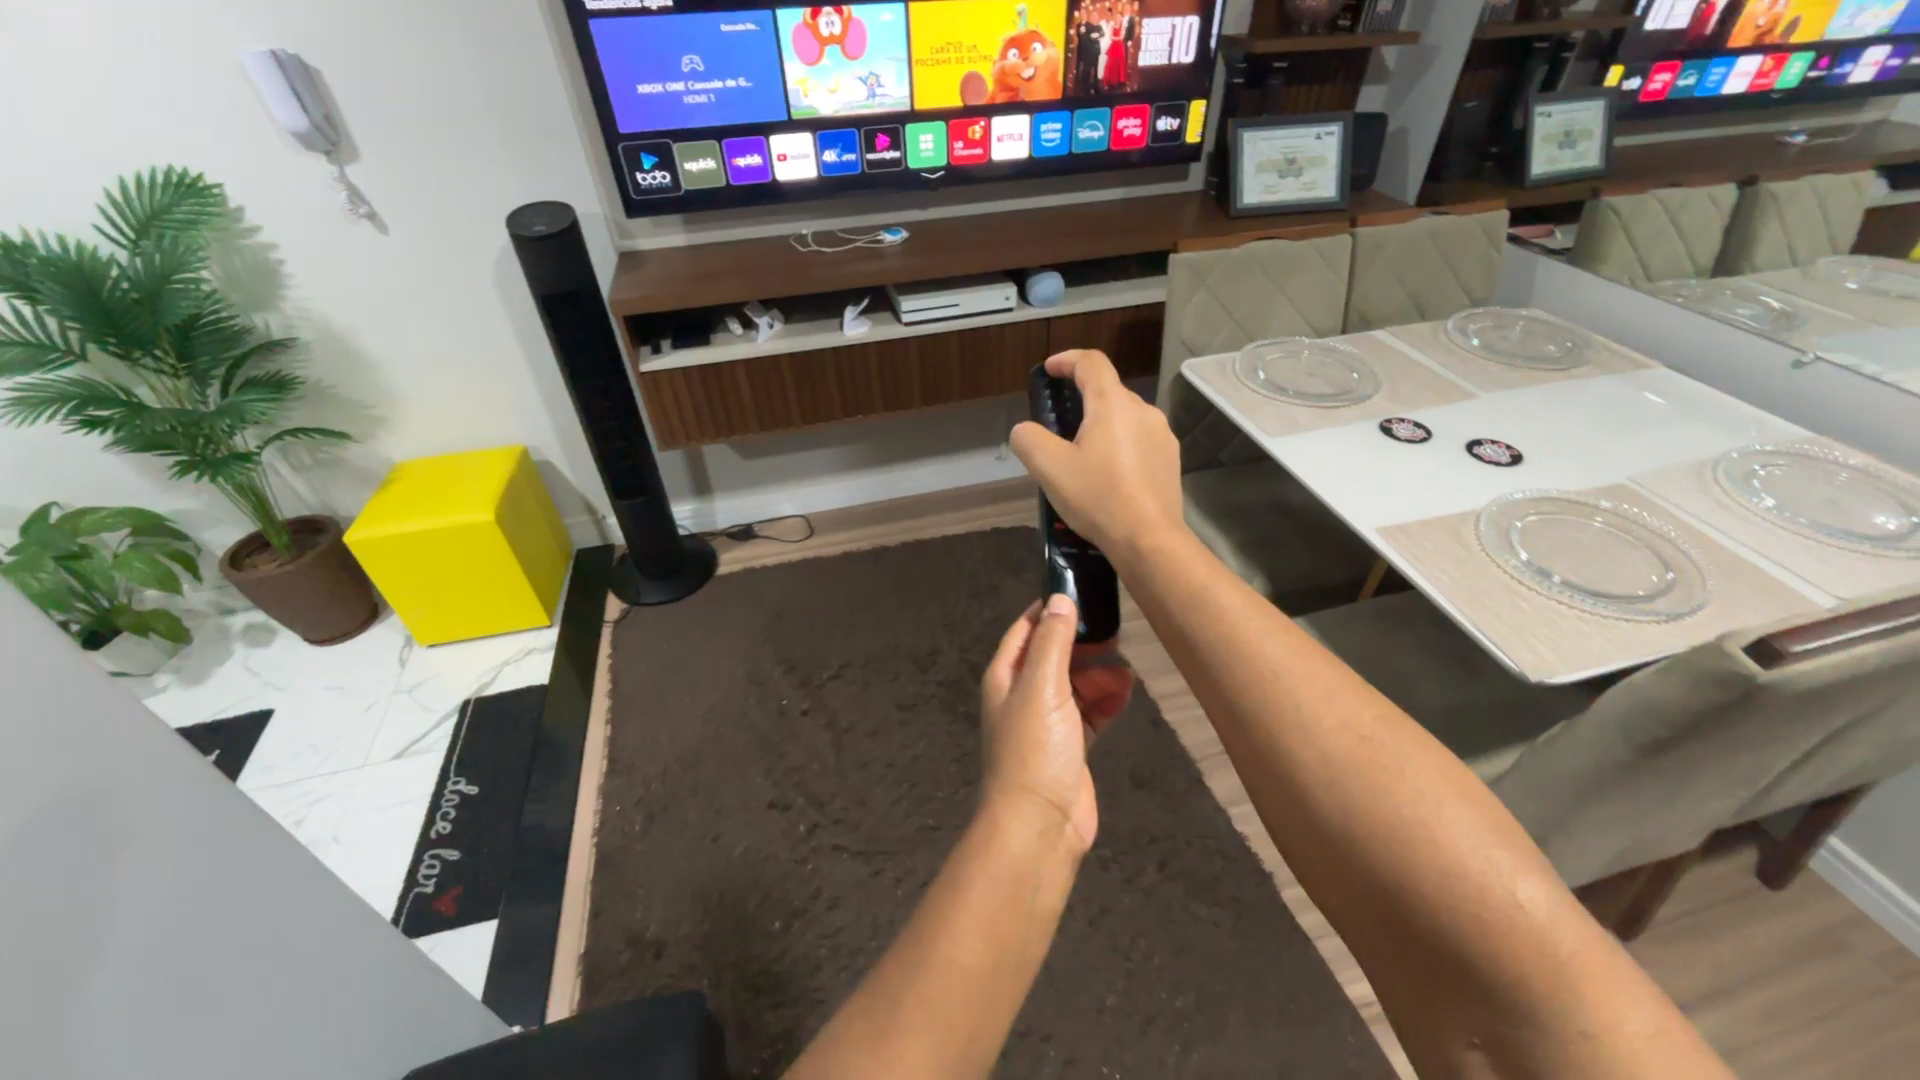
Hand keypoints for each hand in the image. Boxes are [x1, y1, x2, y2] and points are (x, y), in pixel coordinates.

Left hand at [980, 594, 1119, 853]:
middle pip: (1053, 655)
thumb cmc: (1034, 749)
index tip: (1080, 590)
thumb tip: (1060, 599)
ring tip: (1125, 662)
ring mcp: (1047, 722)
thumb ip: (1053, 642)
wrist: (1040, 825)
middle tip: (1115, 627)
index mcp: (1006, 676)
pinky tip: (1126, 692)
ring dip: (1097, 672)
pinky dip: (1105, 700)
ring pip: (1074, 683)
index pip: (1025, 630)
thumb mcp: (1042, 686)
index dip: (1049, 609)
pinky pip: (1089, 712)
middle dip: (1081, 641)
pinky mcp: (1070, 745)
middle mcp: (1022, 694)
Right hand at [1009, 350, 1185, 564]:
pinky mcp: (1170, 461)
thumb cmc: (1098, 498)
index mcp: (1112, 404)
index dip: (1067, 360)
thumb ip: (1029, 440)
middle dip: (1082, 401)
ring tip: (1082, 458)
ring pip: (1125, 419)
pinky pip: (1140, 442)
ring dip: (1102, 427)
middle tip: (1059, 427)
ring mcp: (1162, 436)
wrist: (1149, 539)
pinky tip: (1108, 477)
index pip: (1091, 363)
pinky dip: (1120, 448)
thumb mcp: (1049, 469)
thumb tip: (1025, 430)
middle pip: (1108, 392)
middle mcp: (1143, 411)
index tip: (1049, 371)